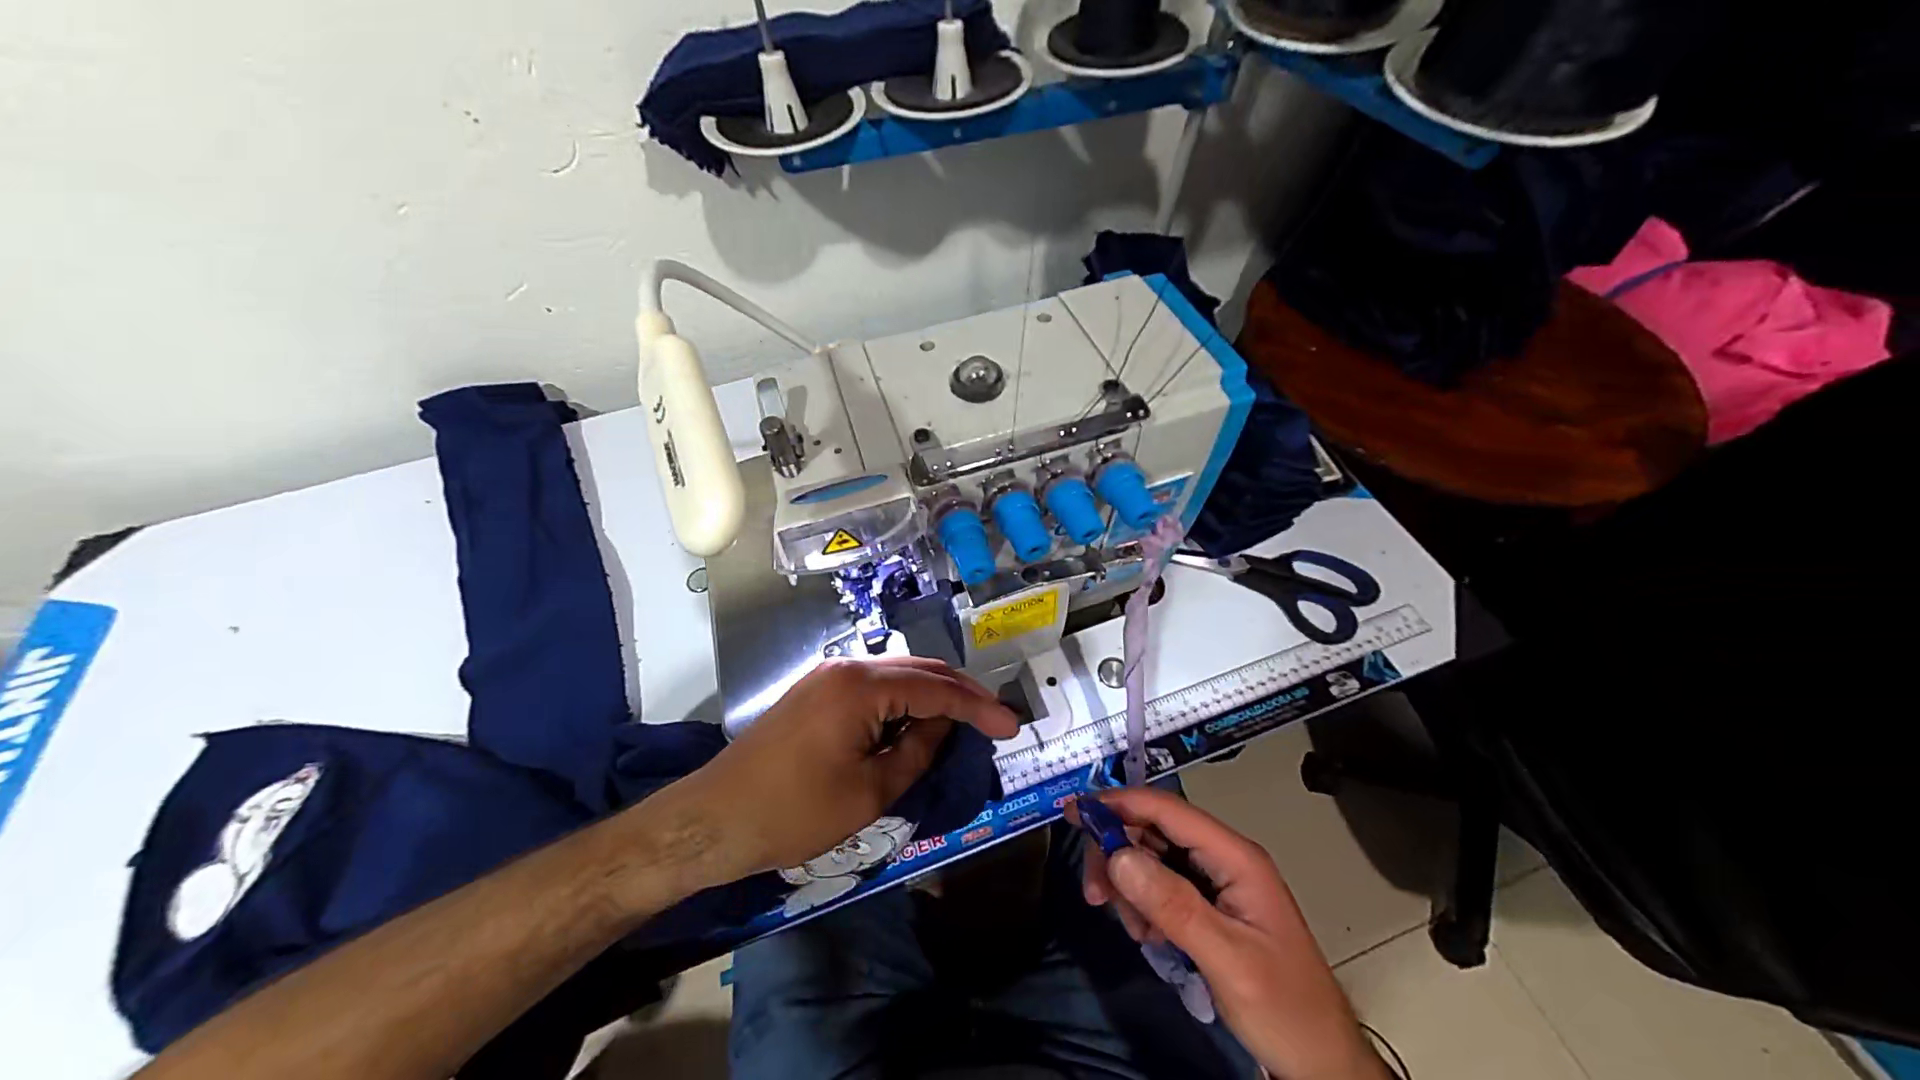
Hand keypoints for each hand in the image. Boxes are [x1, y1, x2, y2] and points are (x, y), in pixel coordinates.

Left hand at [653, 657, 1017, 888]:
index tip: (1012, 726)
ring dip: (933, 696)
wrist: (713, 819)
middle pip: (919, 670)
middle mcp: (845, 668)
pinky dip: (903, 702)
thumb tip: (942, 727)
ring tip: (966, 722)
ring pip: (896, 676)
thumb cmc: (793, 812)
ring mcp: (826, 677)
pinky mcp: (815, 693)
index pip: (937, 689)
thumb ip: (916, 752)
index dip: (979, 707)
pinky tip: (919, 722)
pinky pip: (873, 688)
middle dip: (961, 694)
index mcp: (861, 687)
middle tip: (995, 720)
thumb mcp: (869, 792)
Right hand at [1069, 788, 1388, 1079]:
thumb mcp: (1227, 959)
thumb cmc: (1284, 1009)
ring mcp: (1217, 882)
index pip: (1168, 810)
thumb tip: (1117, 854)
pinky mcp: (1209, 906)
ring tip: (1133, 929)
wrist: (1321, 1064)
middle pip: (1154, 831)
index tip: (1073, 812)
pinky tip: (1147, 935)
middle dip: (1117, 854)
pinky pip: (1161, 886)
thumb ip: (1173, 904)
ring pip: (1153, 858)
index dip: (1119, 804)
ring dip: (1129, 885)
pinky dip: (1143, 904)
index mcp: (1236, 857)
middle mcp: (1224, 859)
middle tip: (1095, 894)